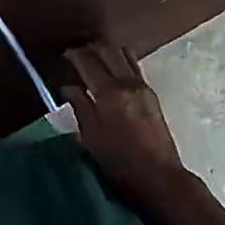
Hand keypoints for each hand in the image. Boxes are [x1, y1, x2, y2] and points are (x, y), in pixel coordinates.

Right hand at [64, 44, 194, 204]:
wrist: (159, 176)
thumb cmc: (120, 163)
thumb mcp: (91, 139)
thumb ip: (80, 107)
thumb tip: (68, 86)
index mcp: (109, 94)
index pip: (88, 61)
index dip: (74, 54)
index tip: (65, 54)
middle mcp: (127, 82)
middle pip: (107, 51)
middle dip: (90, 48)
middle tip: (77, 53)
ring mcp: (142, 85)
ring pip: (122, 53)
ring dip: (107, 50)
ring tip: (94, 58)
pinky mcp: (151, 92)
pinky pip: (133, 64)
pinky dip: (120, 59)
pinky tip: (113, 69)